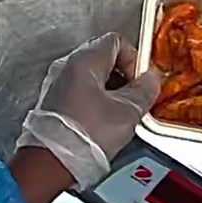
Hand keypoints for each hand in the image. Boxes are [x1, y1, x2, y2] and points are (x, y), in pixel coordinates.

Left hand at [15, 33, 162, 190]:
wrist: (50, 162)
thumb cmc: (83, 136)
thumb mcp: (126, 112)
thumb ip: (143, 91)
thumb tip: (151, 80)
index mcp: (84, 61)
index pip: (115, 41)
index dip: (134, 59)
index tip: (141, 80)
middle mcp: (66, 66)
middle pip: (103, 56)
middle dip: (123, 75)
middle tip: (134, 96)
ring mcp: (57, 82)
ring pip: (91, 75)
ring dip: (109, 89)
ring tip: (119, 113)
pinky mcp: (53, 100)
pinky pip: (79, 90)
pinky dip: (94, 100)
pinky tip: (101, 121)